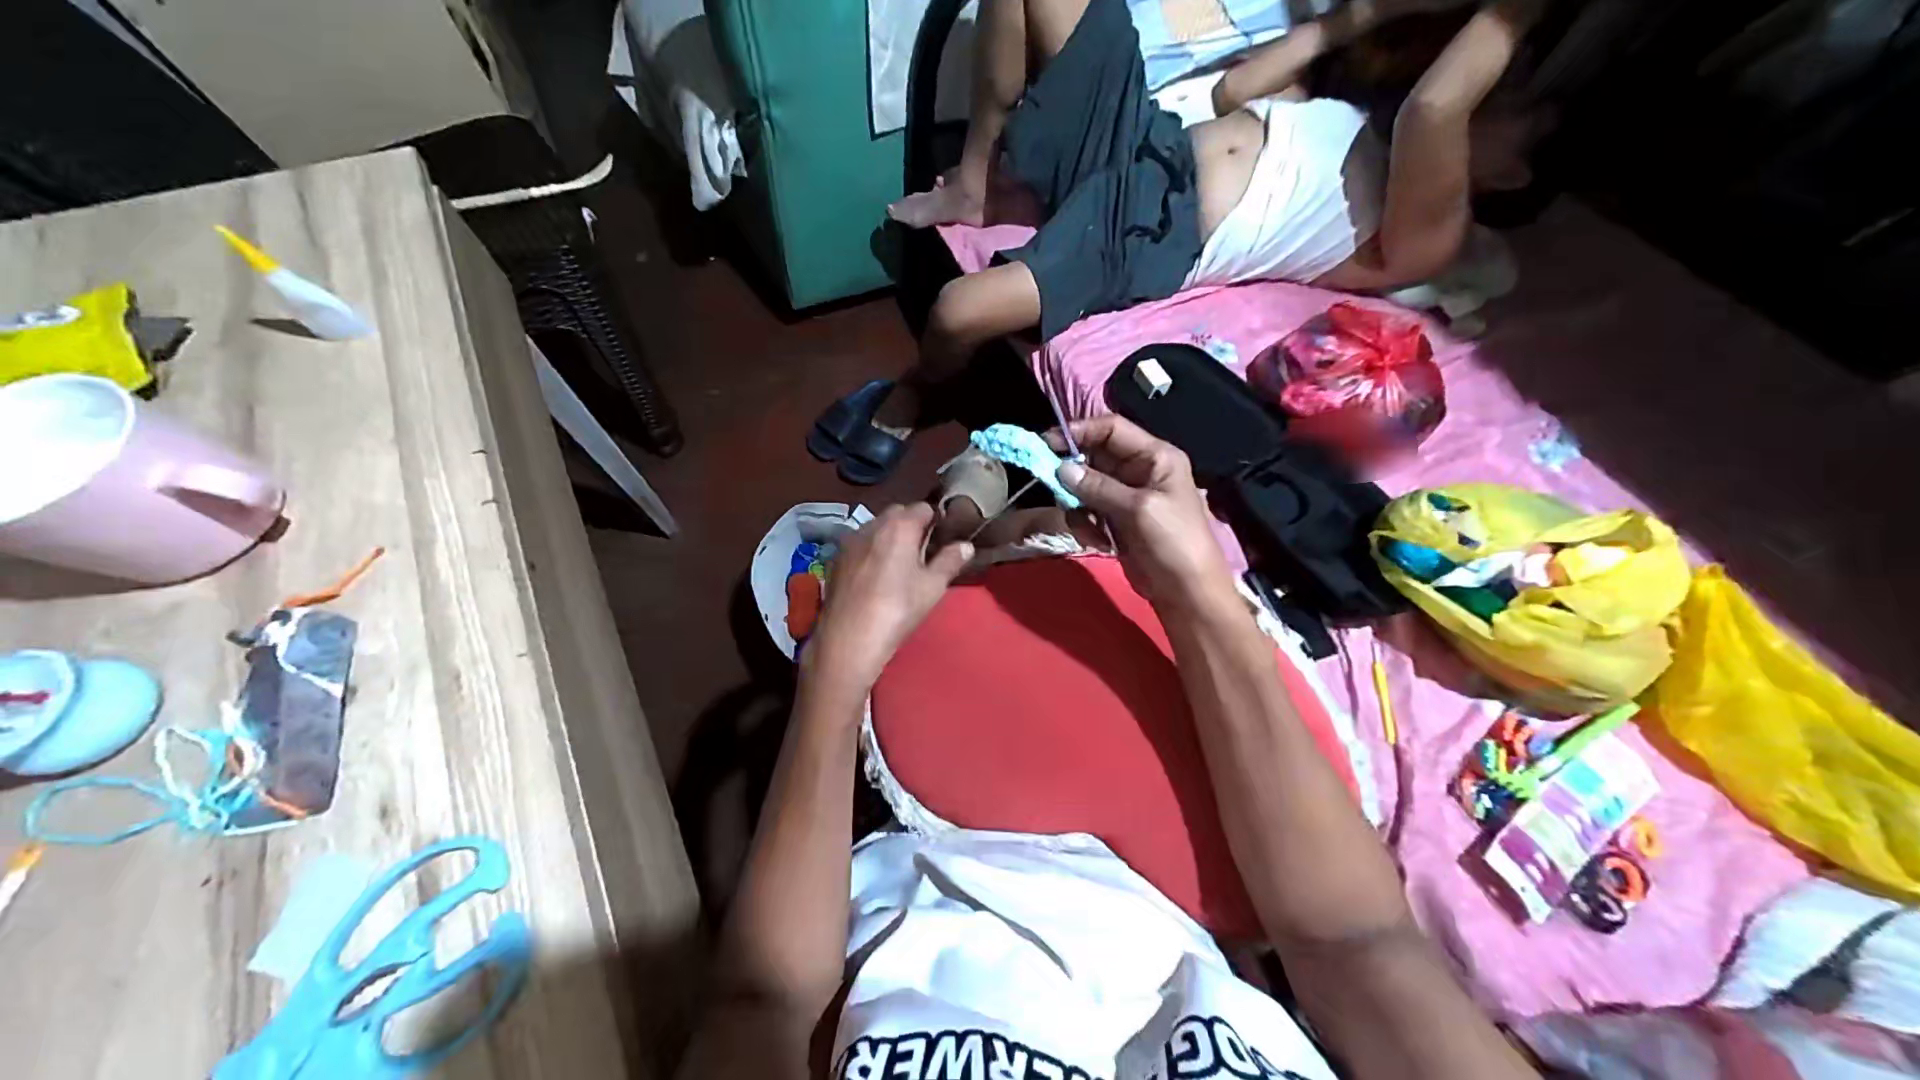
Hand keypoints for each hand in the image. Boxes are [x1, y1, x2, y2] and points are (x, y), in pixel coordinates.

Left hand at [805, 504, 971, 692]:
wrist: (849, 637)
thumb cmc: (899, 608)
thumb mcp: (933, 586)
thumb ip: (950, 560)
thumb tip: (966, 545)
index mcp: (900, 526)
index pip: (923, 507)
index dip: (935, 520)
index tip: (941, 539)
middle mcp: (872, 525)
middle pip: (897, 513)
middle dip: (911, 525)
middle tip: (922, 553)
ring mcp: (850, 541)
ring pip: (875, 528)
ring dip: (888, 537)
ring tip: (897, 565)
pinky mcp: (835, 558)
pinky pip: (859, 544)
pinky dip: (870, 551)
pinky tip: (874, 576)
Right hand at [1050, 416, 1233, 610]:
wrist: (1186, 591)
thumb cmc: (1174, 542)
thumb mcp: (1138, 509)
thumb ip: (1098, 486)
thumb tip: (1060, 468)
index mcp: (1154, 456)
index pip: (1111, 428)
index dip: (1079, 431)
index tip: (1047, 443)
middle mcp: (1138, 470)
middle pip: (1093, 456)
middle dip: (1073, 474)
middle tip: (1056, 490)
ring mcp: (1125, 496)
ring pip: (1084, 486)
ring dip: (1079, 506)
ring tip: (1091, 529)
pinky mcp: (1115, 520)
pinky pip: (1086, 511)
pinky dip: (1086, 525)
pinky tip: (1100, 542)